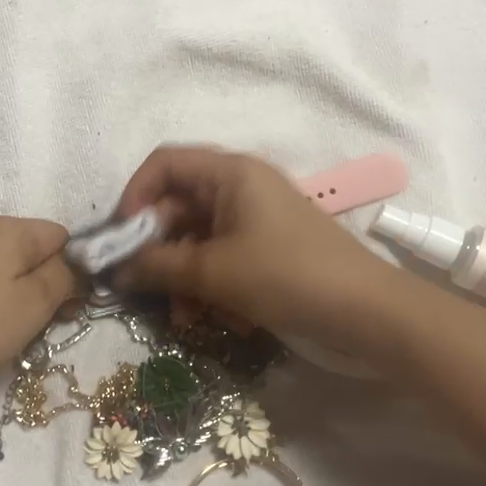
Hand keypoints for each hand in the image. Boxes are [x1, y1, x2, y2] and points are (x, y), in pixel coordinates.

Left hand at [0, 217, 79, 405]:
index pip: (58, 235)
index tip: (68, 310)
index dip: (72, 271)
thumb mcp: (32, 307)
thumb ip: (63, 278)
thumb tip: (75, 264)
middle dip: (36, 279)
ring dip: (2, 286)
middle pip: (21, 245)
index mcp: (4, 227)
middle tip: (35, 325)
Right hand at [114, 146, 400, 346]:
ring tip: (187, 319)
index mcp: (229, 172)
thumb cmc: (287, 276)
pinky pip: (224, 258)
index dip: (134, 195)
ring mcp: (257, 219)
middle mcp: (241, 186)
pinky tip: (225, 322)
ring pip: (199, 239)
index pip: (164, 163)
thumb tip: (115, 269)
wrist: (370, 314)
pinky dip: (215, 287)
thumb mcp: (214, 272)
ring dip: (184, 278)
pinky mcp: (270, 250)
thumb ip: (157, 266)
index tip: (121, 239)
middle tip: (146, 289)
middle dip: (159, 250)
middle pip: (178, 205)